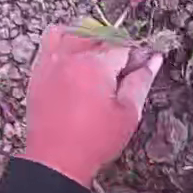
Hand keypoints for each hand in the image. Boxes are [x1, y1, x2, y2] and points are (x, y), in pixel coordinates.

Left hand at [20, 26, 161, 186]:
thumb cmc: (95, 140)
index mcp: (96, 65)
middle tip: (127, 67)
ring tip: (100, 57)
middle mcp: (71, 57)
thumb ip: (141, 81)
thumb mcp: (128, 113)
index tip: (145, 64)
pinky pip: (50, 43)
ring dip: (89, 37)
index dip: (138, 54)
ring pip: (72, 32)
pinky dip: (65, 42)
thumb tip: (154, 60)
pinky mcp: (38, 73)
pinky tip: (76, 59)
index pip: (123, 45)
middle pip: (99, 35)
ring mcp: (51, 62)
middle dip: (116, 45)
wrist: (56, 160)